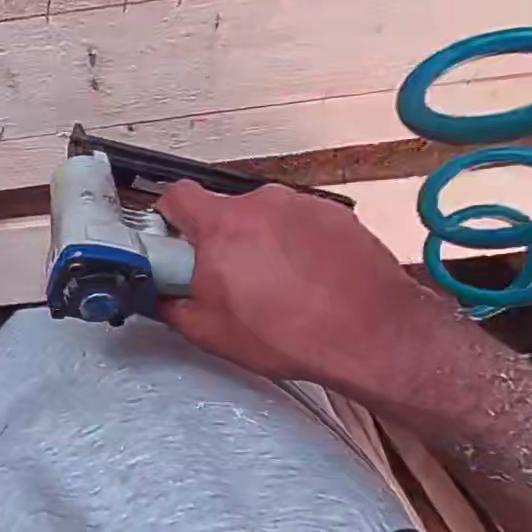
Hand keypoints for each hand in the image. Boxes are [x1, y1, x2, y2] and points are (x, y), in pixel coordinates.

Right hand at [155, 181, 473, 395]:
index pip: (175, 195)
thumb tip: (158, 296)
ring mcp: (301, 206)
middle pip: (220, 210)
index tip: (172, 243)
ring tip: (269, 285)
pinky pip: (295, 223)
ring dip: (255, 243)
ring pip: (259, 218)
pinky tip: (301, 281)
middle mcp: (261, 204)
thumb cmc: (294, 333)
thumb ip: (170, 305)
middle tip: (223, 279)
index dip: (166, 218)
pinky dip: (290, 245)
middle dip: (214, 240)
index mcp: (221, 226)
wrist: (373, 336)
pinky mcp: (333, 215)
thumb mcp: (208, 331)